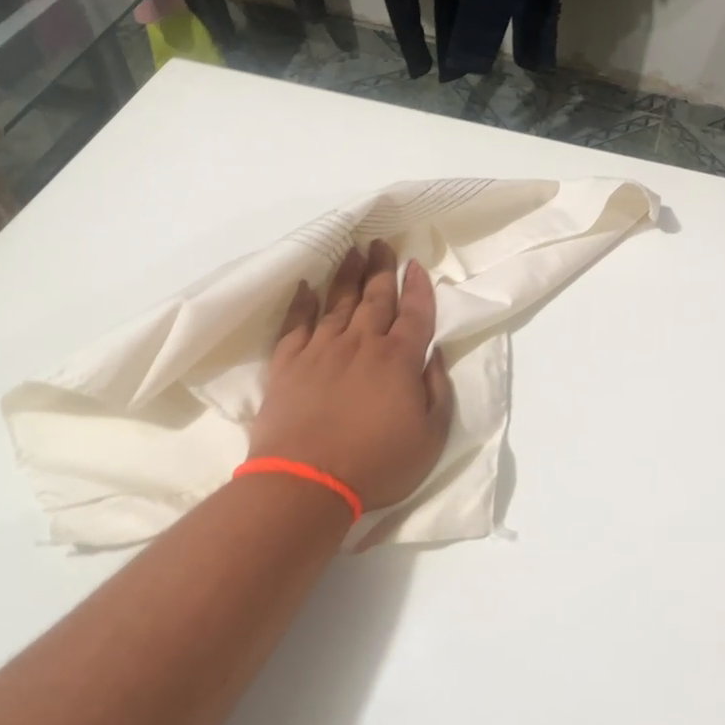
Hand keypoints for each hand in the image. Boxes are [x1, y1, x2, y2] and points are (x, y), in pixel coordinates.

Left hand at [247, 240, 453, 511]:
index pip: (414, 312)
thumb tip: (435, 354)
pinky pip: (295, 323)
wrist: (306, 481)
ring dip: (347, 275)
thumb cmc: (378, 463)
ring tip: (352, 251)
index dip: (418, 287)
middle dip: (381, 268)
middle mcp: (361, 344)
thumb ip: (437, 390)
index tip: (416, 264)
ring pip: (338, 302)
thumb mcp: (431, 436)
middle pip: (375, 298)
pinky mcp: (287, 365)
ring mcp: (320, 351)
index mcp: (399, 359)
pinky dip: (302, 302)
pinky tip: (306, 286)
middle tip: (381, 242)